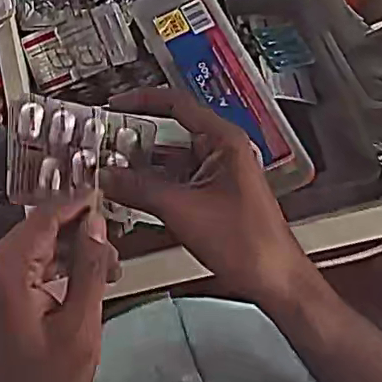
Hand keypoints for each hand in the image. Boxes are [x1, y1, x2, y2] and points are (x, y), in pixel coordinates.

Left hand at [0, 195, 117, 381]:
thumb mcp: (80, 328)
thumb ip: (89, 267)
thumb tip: (96, 223)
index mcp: (5, 270)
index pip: (47, 215)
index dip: (80, 202)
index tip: (107, 194)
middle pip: (42, 227)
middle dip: (81, 231)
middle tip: (115, 249)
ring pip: (39, 243)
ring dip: (73, 249)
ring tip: (108, 269)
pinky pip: (30, 262)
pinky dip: (58, 264)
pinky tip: (86, 278)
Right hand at [104, 88, 320, 309]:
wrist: (275, 280)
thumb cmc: (248, 242)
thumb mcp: (183, 210)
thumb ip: (140, 189)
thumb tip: (108, 176)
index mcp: (223, 140)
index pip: (177, 104)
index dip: (142, 100)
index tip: (115, 105)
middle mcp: (221, 150)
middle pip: (170, 132)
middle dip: (136, 138)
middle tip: (105, 143)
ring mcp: (217, 172)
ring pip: (170, 158)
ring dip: (142, 165)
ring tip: (111, 169)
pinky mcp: (211, 193)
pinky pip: (176, 179)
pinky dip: (153, 184)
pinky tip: (131, 192)